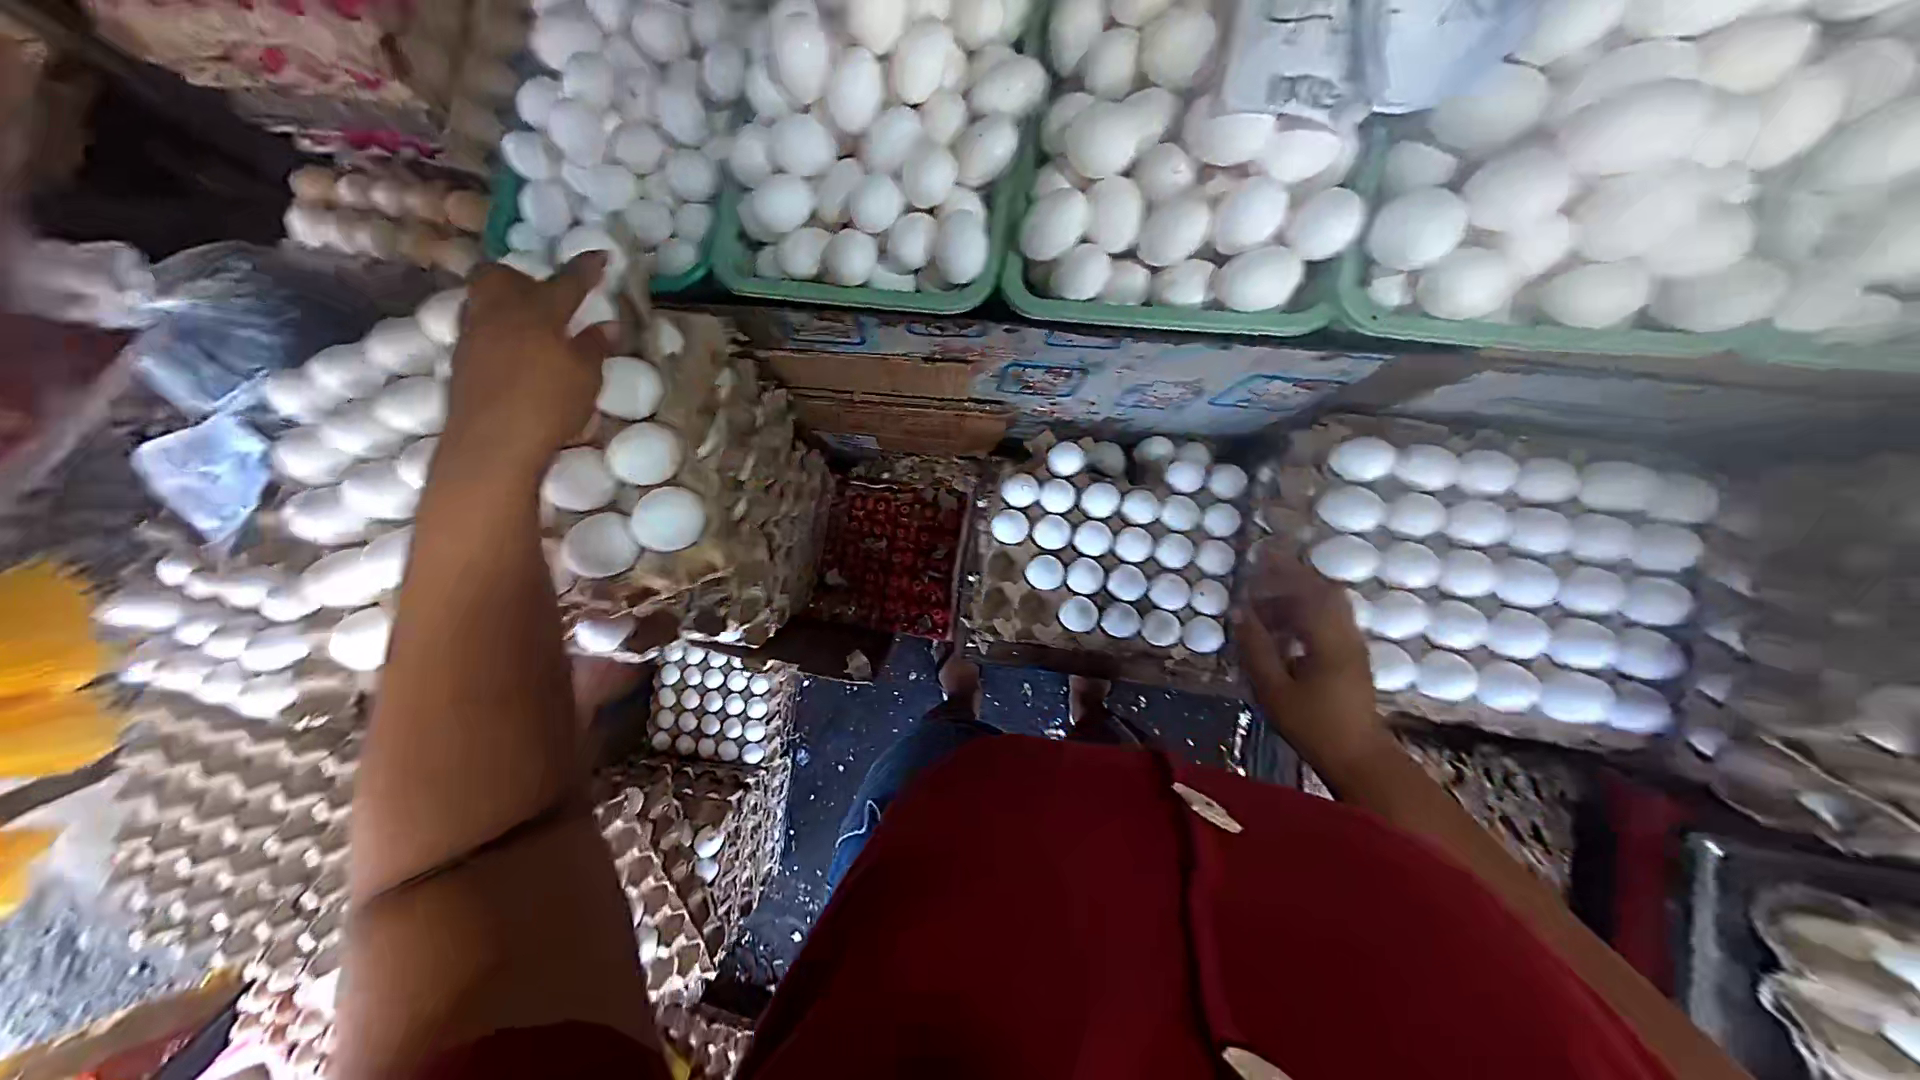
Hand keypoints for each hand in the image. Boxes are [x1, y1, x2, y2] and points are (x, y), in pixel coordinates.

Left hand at [440, 254, 612, 479]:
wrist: (492, 443)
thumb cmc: (549, 405)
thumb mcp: (586, 378)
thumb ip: (594, 348)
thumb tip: (606, 326)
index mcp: (537, 313)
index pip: (567, 283)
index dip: (586, 269)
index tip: (600, 257)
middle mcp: (499, 313)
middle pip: (501, 276)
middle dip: (524, 278)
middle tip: (548, 298)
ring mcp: (473, 335)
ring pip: (483, 299)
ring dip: (506, 303)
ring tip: (531, 325)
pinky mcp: (461, 360)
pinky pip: (478, 328)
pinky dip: (497, 331)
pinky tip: (515, 353)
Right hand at [1233, 539, 1388, 767]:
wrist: (1358, 756)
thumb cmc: (1313, 725)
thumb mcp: (1274, 689)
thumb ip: (1256, 648)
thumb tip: (1241, 614)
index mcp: (1329, 639)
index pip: (1307, 591)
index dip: (1283, 571)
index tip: (1259, 557)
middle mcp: (1346, 635)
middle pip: (1323, 591)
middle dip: (1292, 577)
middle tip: (1260, 574)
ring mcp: (1352, 646)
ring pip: (1326, 606)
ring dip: (1295, 597)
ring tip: (1262, 605)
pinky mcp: (1352, 658)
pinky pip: (1328, 621)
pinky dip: (1303, 614)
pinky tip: (1281, 629)